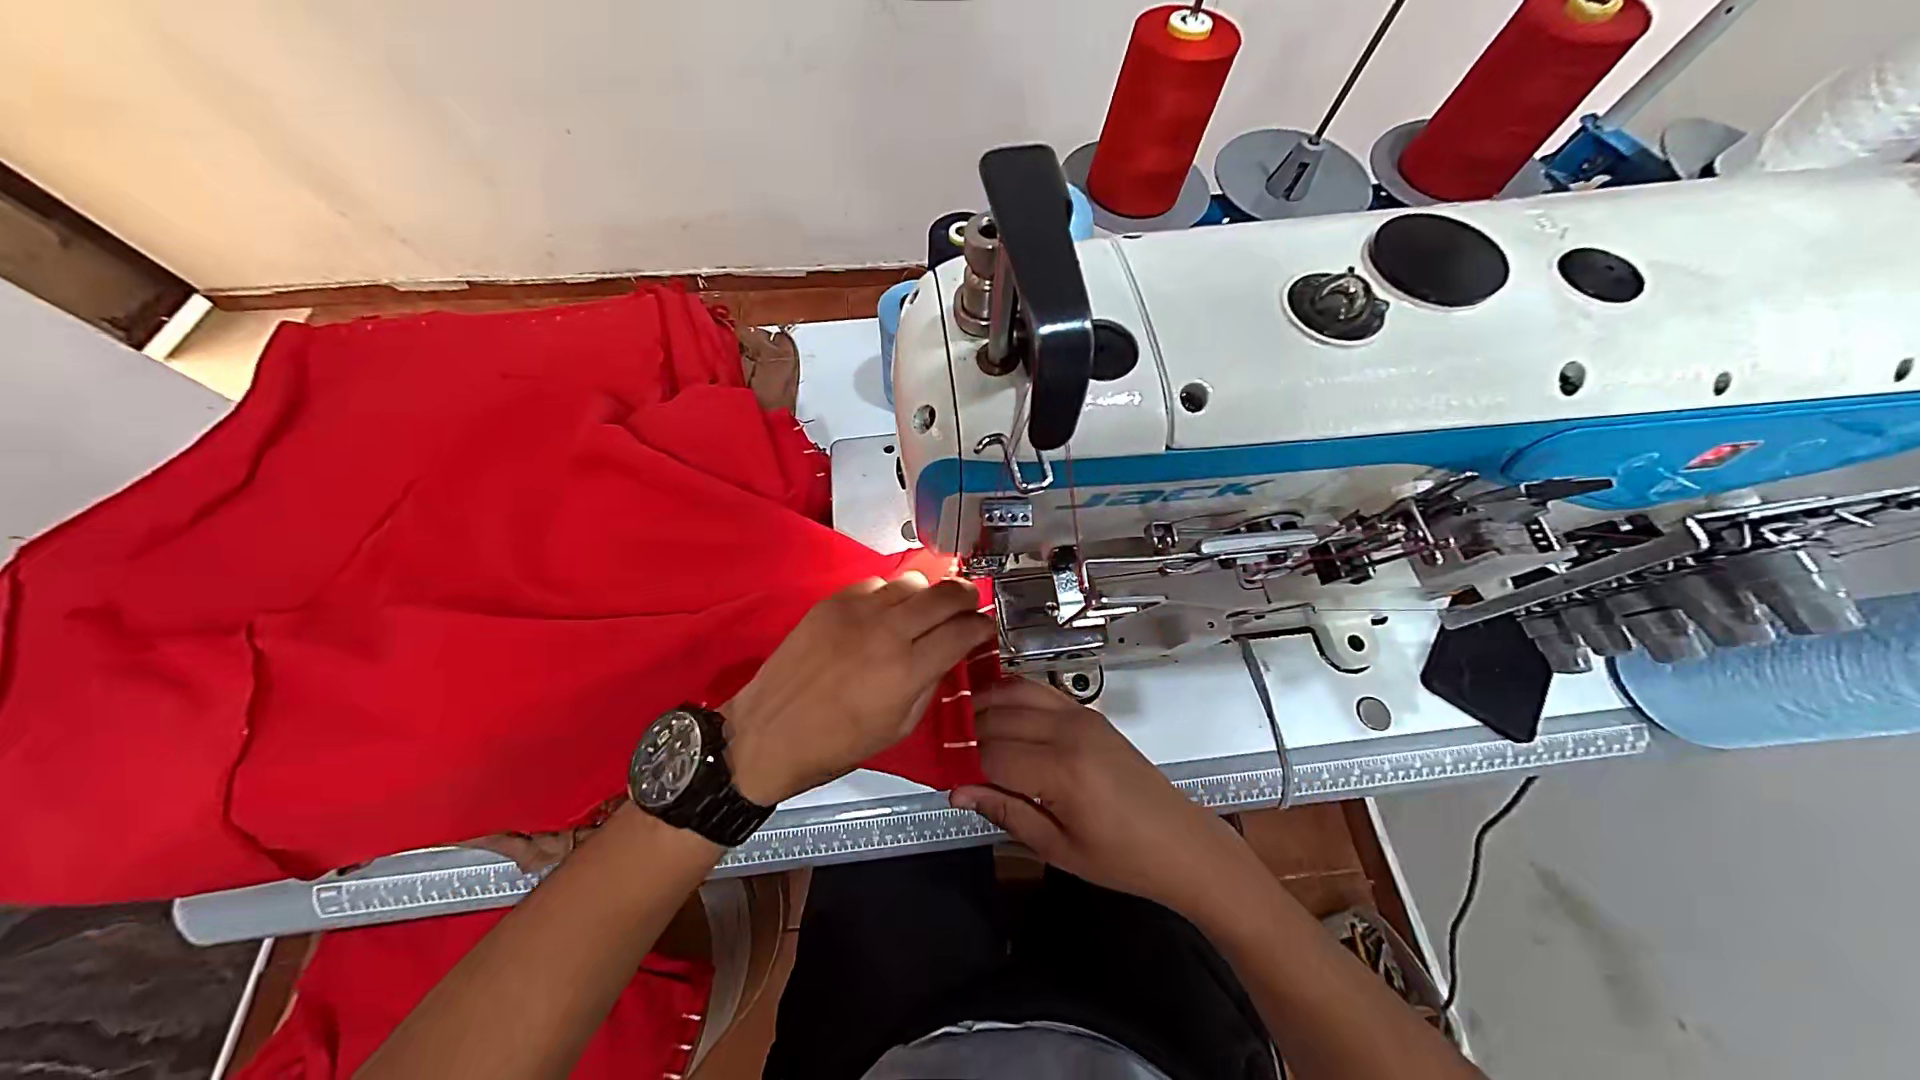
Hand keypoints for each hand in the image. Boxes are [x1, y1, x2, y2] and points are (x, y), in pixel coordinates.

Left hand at [724, 572, 993, 804]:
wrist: (768, 733)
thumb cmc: (836, 744)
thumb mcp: (898, 727)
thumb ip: (930, 684)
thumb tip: (948, 654)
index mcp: (907, 671)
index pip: (963, 631)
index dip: (983, 627)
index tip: (985, 630)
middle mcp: (887, 632)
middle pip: (945, 594)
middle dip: (967, 596)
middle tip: (969, 606)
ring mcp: (857, 611)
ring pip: (912, 581)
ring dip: (928, 593)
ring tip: (926, 609)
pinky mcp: (832, 602)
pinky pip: (875, 583)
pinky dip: (890, 594)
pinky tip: (886, 611)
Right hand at [951, 678, 1255, 918]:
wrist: (1180, 842)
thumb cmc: (1124, 857)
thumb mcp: (1057, 848)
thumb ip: (1005, 811)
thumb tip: (958, 792)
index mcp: (1062, 771)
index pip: (990, 754)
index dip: (962, 765)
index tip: (944, 774)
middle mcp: (1070, 732)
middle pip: (997, 717)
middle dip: (967, 733)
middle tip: (946, 752)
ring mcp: (1081, 716)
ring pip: (1015, 693)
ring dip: (984, 705)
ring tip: (962, 726)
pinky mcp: (1089, 713)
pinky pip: (1040, 690)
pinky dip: (1012, 693)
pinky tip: (995, 707)